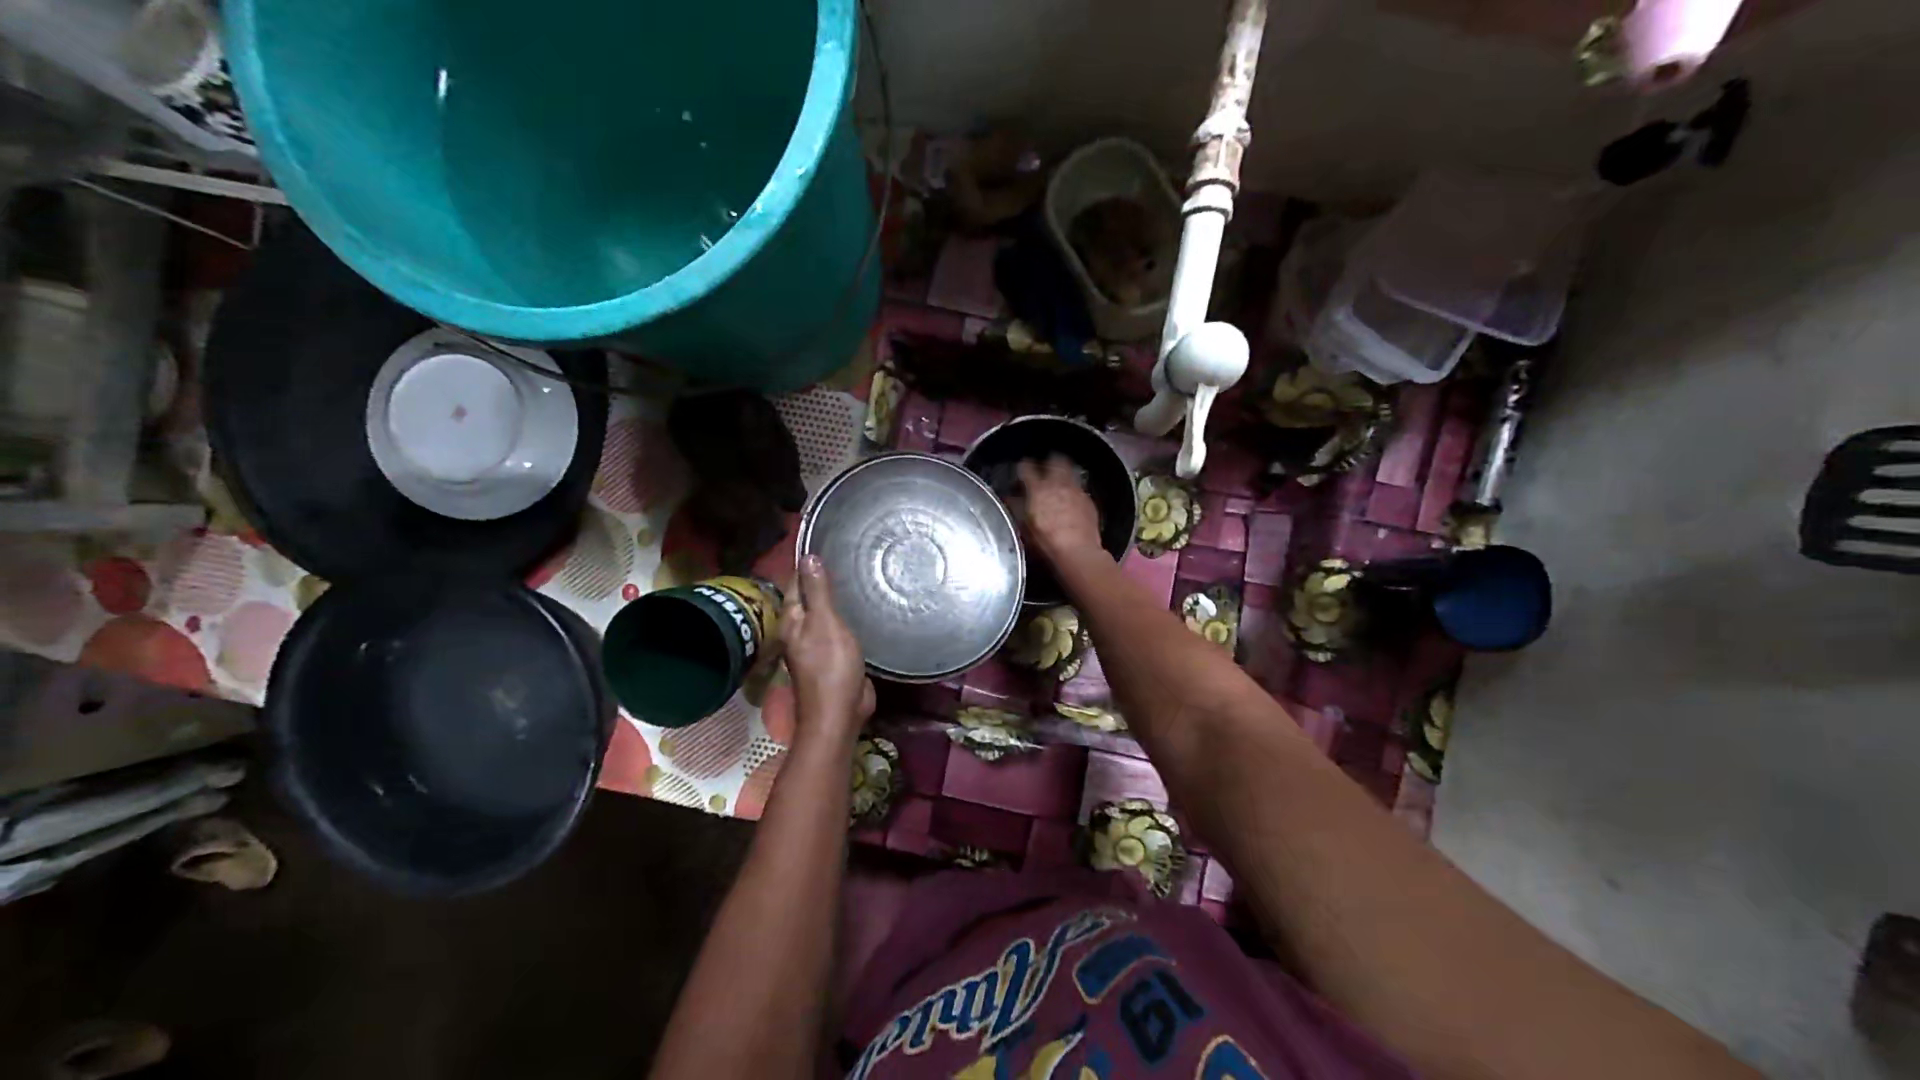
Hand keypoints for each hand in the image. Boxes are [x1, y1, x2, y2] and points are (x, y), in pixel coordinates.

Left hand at [780, 555, 874, 736]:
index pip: (797, 583)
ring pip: (827, 615)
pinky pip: (841, 631)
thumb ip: (817, 591)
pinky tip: (864, 610)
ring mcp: (818, 646)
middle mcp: (801, 631)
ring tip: (859, 578)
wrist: (839, 713)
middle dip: (824, 580)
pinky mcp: (836, 658)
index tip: (825, 543)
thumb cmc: (830, 666)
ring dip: (838, 600)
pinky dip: (849, 619)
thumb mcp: (825, 623)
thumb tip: (807, 557)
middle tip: (849, 556)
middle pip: (811, 599)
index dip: (808, 564)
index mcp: (792, 620)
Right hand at [1016, 457, 1102, 563]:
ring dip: (1064, 471)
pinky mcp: (1088, 500)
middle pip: (1055, 460)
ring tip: (1060, 478)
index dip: (1023, 467)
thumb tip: (1011, 498)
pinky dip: (1073, 488)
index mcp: (1038, 488)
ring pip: (1070, 470)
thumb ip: (1017, 507)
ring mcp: (1076, 490)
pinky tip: (1071, 497)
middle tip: (1045, 466)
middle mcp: (1058, 484)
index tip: (1021, 469)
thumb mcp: (1024, 526)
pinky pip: (1079, 487)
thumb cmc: (1046, 541)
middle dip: (1049, 461)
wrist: (1078, 551)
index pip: (1027, 467)